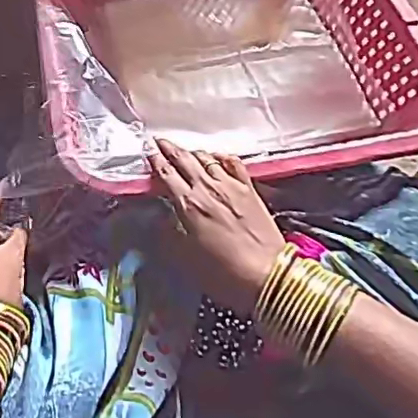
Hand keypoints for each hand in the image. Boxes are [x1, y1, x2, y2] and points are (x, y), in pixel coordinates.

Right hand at [150, 139, 286, 310]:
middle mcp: (207, 189)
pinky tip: (216, 156)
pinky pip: (232, 163)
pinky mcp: (249, 189)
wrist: (270, 276)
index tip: (147, 150)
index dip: (154, 159)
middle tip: (159, 141)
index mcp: (189, 204)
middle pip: (184, 159)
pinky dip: (220, 156)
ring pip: (206, 158)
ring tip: (184, 151)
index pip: (166, 173)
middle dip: (169, 148)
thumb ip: (169, 232)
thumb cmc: (225, 273)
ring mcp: (230, 186)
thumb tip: (160, 216)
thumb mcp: (187, 257)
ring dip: (192, 152)